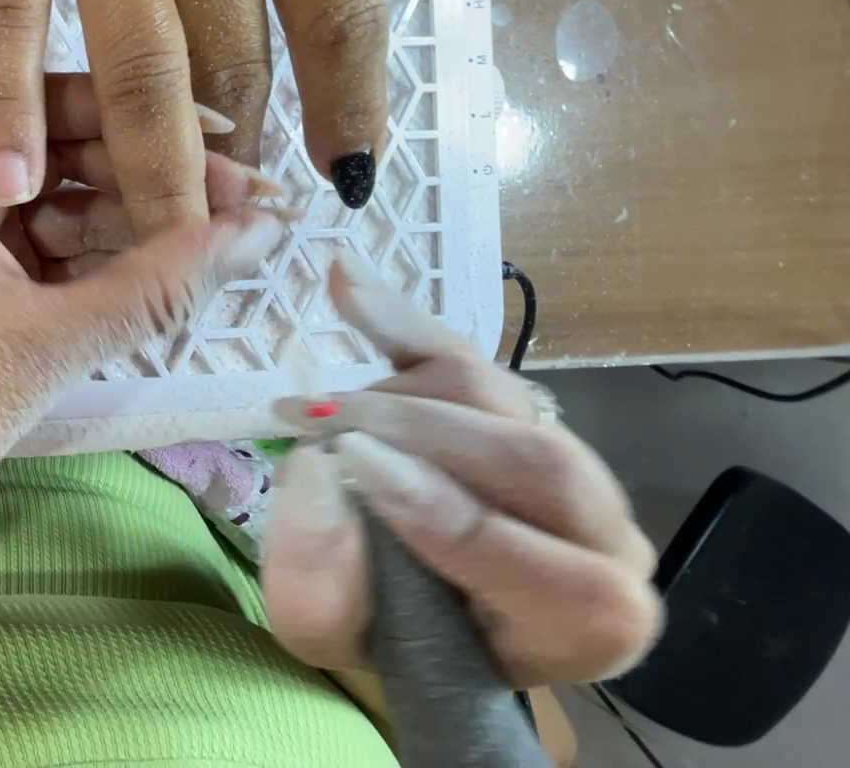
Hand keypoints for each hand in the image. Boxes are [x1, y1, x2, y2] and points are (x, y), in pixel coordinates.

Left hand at [0, 75, 285, 502]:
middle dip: (142, 175)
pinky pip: (49, 248)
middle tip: (240, 192)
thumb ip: (158, 286)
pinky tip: (166, 264)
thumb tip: (261, 232)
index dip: (120, 108)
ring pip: (59, 206)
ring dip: (131, 220)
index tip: (207, 128)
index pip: (32, 109)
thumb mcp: (53, 342)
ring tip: (219, 231)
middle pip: (54, 156)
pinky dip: (101, 258)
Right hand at [263, 253, 662, 684]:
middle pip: (533, 456)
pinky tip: (344, 279)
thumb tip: (321, 471)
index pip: (564, 574)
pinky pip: (455, 348)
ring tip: (314, 406)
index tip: (352, 465)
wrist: (399, 595)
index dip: (454, 516)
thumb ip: (320, 586)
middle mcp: (600, 534)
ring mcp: (562, 458)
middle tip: (314, 420)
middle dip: (408, 428)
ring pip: (492, 392)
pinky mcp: (503, 404)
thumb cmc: (375, 629)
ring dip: (390, 388)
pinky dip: (394, 315)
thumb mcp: (330, 634)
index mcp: (584, 620)